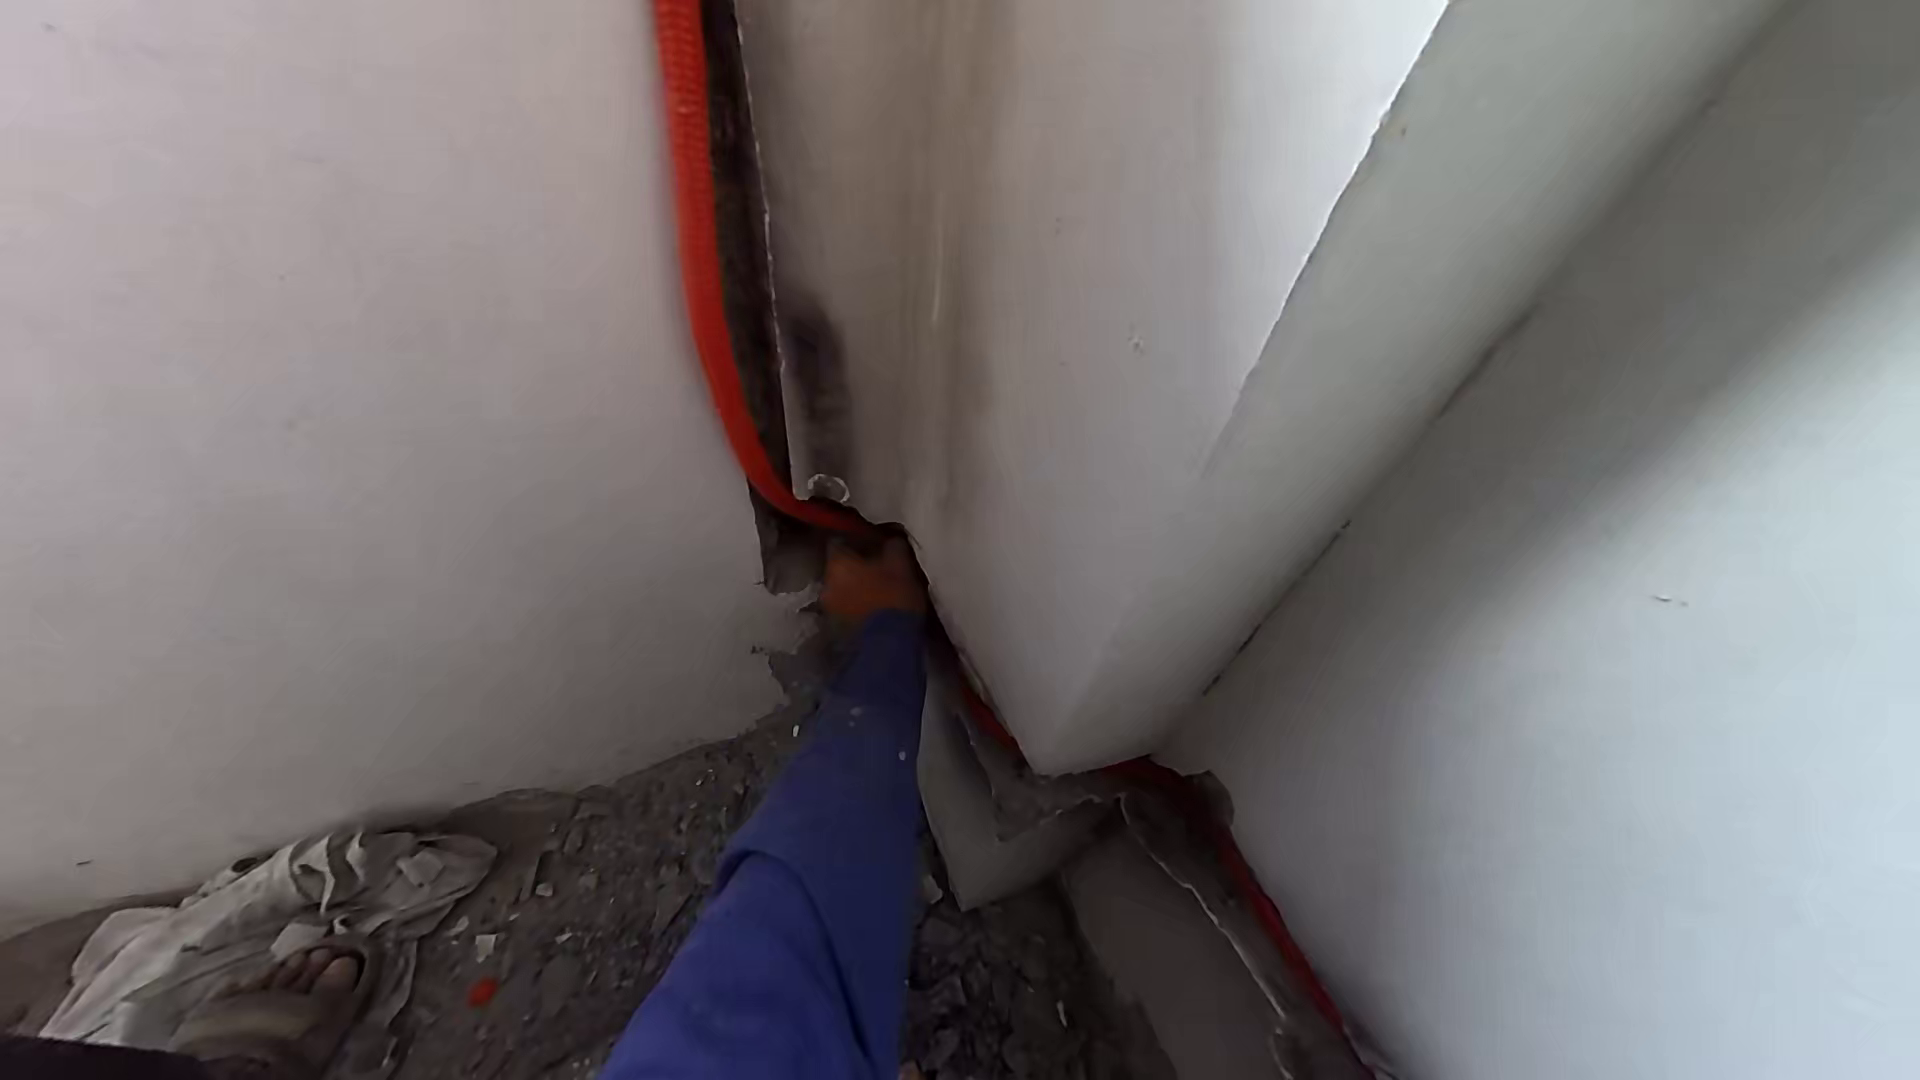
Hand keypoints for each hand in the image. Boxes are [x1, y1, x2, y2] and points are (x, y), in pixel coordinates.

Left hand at [821, 536, 926, 627]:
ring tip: (874, 590)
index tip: (871, 544)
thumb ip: (892, 544)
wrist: (890, 642)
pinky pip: (845, 607)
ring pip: (841, 589)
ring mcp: (829, 608)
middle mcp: (826, 583)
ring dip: (853, 587)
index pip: (838, 542)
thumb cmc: (894, 595)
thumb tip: (890, 539)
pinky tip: (872, 607)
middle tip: (875, 568)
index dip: (856, 541)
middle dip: (854, 567)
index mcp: (837, 563)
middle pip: (838, 567)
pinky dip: (855, 605)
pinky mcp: (836, 628)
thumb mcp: (901, 562)